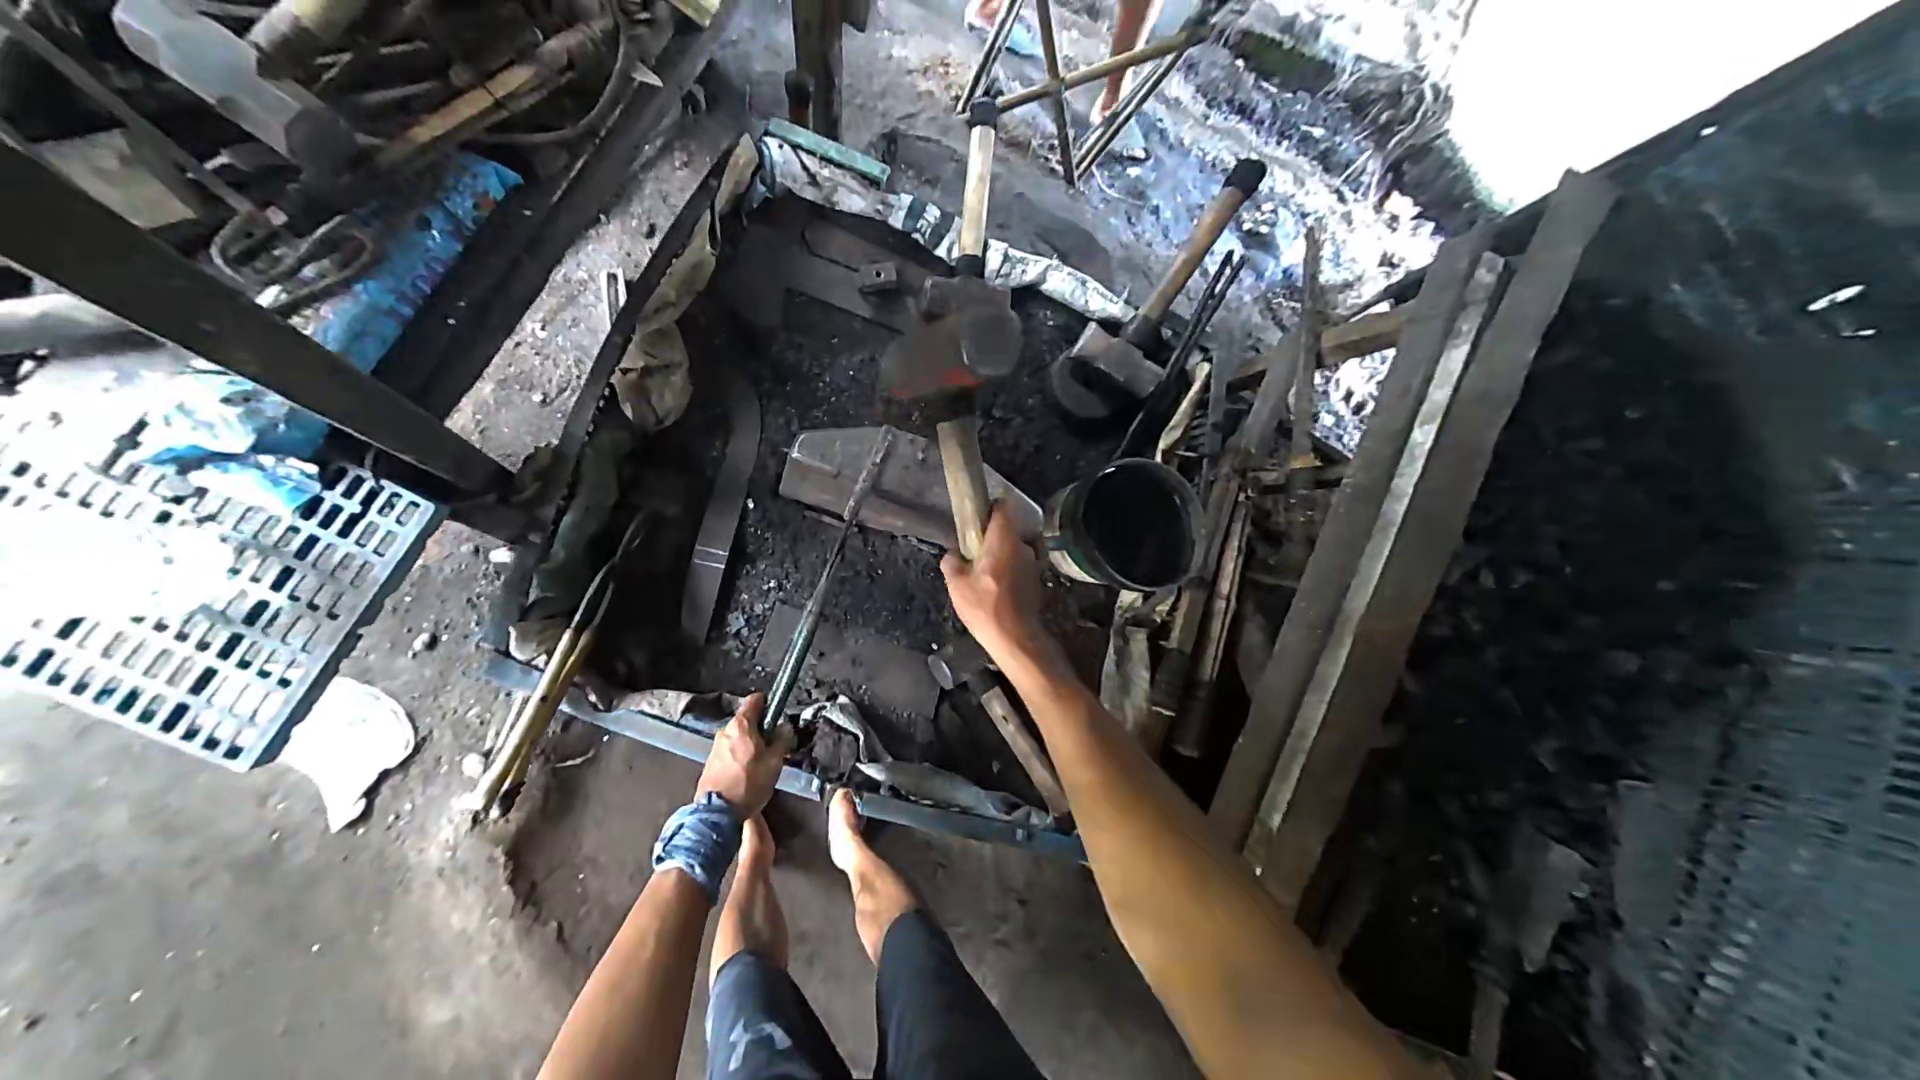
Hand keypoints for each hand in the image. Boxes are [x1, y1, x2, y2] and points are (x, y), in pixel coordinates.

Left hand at [695, 694, 791, 816]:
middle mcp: (725, 731)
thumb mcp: (774, 761)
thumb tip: (785, 727)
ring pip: (739, 737)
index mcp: (741, 725)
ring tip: (763, 763)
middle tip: (775, 745)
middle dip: (762, 729)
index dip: (769, 703)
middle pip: (748, 720)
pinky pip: (730, 751)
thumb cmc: (748, 784)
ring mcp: (716, 747)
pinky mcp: (711, 762)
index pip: (755, 700)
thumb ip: (782, 740)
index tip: (778, 713)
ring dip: (751, 744)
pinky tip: (748, 773)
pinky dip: (740, 756)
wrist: (717, 814)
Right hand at [941, 503, 1050, 663]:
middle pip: (1007, 531)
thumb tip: (954, 554)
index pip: (1003, 508)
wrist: (1016, 638)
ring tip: (984, 575)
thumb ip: (952, 562)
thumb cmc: (984, 607)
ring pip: (1013, 550)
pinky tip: (997, 589)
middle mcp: (1022, 547)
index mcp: (1003, 540)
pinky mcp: (1037, 580)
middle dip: (991, 538)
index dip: (990, 508)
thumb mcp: (956, 585)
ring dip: (1001, 557)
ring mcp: (1033, 564)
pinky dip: (1009, 571)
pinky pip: (1019, 566)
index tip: (977, 518)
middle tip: (973, 553)